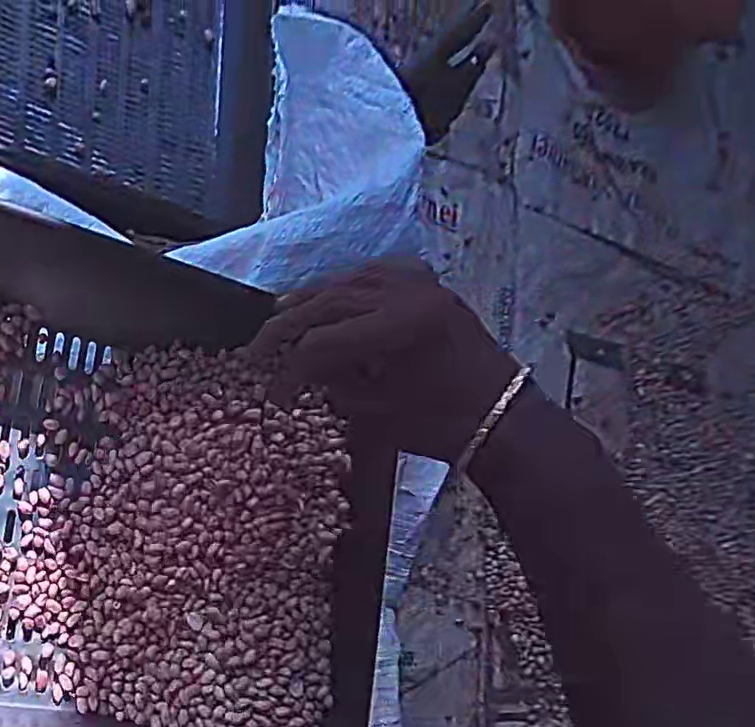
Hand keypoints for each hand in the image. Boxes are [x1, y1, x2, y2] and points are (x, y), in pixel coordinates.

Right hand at [252, 259, 521, 460]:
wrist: (498, 412)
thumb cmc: (440, 423)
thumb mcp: (376, 412)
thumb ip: (332, 384)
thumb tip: (298, 368)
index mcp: (401, 326)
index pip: (322, 341)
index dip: (290, 370)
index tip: (273, 394)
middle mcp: (408, 292)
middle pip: (328, 302)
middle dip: (286, 327)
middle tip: (256, 348)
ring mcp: (419, 283)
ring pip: (346, 282)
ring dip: (309, 301)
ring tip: (279, 316)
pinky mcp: (425, 285)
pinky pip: (373, 275)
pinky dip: (343, 287)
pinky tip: (325, 297)